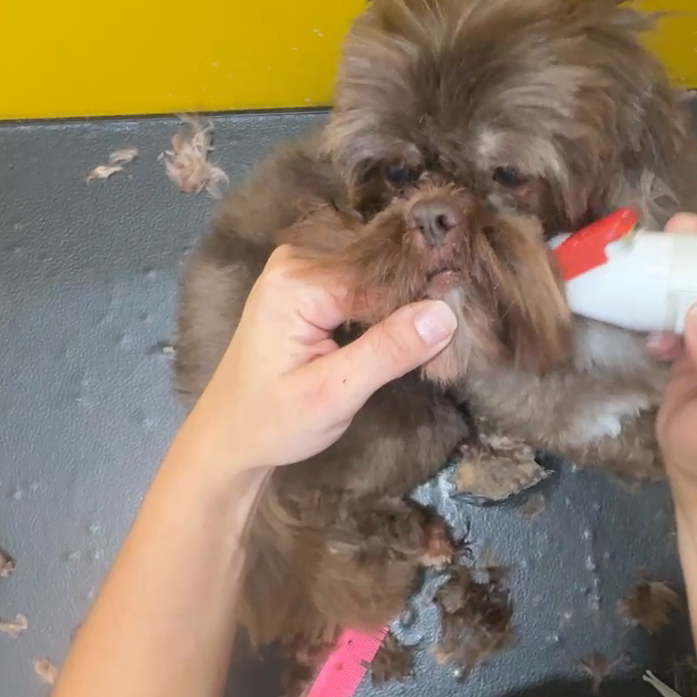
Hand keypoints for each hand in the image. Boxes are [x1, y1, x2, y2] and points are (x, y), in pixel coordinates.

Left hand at [188, 245, 456, 474]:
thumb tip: (445, 313)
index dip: (426, 290)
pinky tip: (416, 316)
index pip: (383, 272)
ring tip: (449, 310)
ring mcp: (304, 269)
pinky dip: (392, 300)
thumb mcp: (335, 394)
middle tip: (464, 311)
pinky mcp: (312, 285)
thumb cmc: (274, 422)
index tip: (467, 307)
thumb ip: (387, 352)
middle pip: (380, 263)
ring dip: (410, 294)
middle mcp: (299, 260)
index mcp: (298, 281)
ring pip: (377, 271)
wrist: (230, 436)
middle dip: (421, 288)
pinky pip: (364, 282)